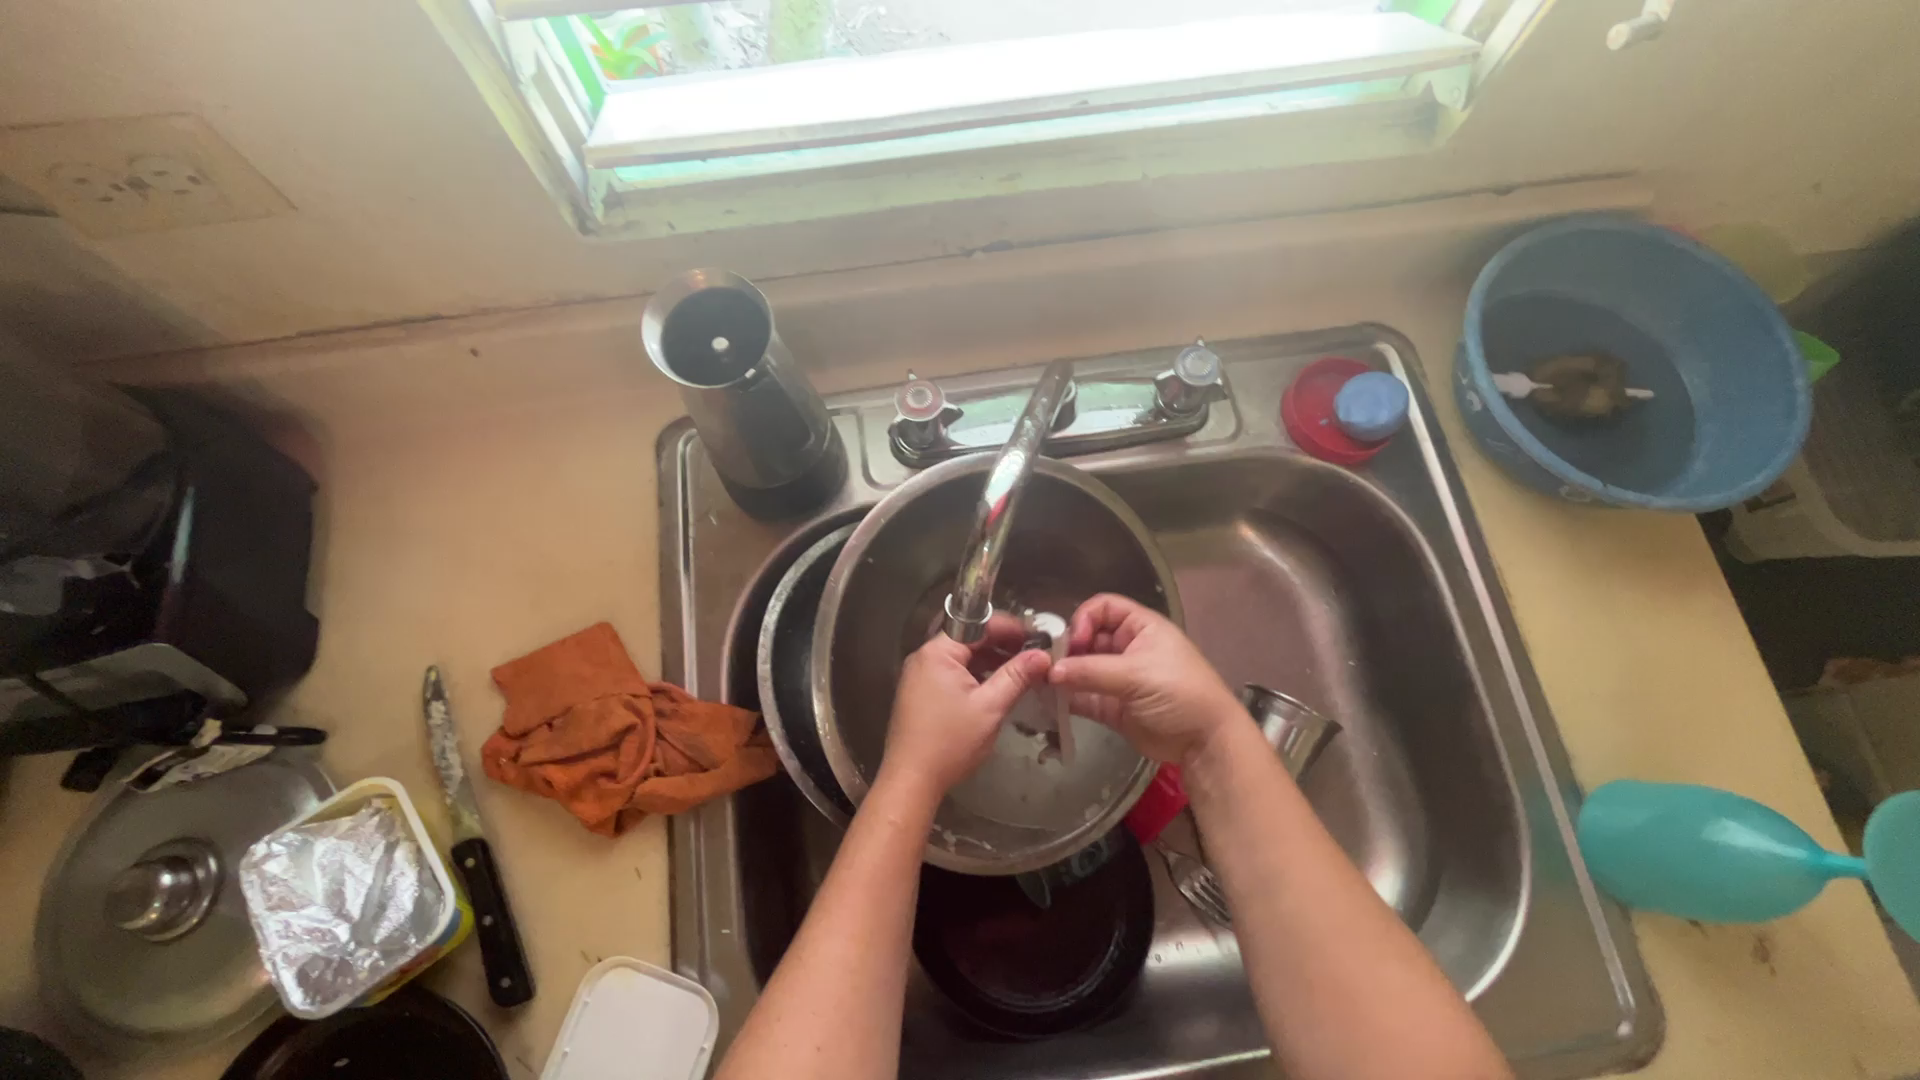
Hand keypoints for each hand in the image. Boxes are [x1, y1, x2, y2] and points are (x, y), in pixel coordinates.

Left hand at [880, 625, 1051, 797]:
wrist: (911, 780)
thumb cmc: (950, 742)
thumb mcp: (990, 707)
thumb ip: (1016, 676)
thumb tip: (1043, 655)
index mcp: (937, 653)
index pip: (976, 623)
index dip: (1008, 627)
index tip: (1035, 636)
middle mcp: (924, 657)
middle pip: (968, 638)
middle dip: (1002, 644)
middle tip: (1033, 653)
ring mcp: (920, 676)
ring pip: (961, 656)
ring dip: (990, 660)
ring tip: (1022, 669)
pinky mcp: (921, 693)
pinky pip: (953, 672)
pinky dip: (975, 675)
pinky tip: (997, 686)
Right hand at [1048, 593, 1241, 766]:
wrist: (1204, 743)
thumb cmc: (1179, 693)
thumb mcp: (1137, 675)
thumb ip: (1091, 671)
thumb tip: (1051, 671)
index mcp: (1141, 628)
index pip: (1103, 608)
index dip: (1084, 619)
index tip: (1073, 641)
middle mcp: (1127, 648)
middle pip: (1088, 638)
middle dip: (1068, 649)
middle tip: (1049, 665)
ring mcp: (1118, 678)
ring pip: (1082, 668)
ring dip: (1064, 675)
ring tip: (1043, 683)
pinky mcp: (1112, 707)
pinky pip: (1083, 696)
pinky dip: (1067, 699)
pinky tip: (1050, 702)